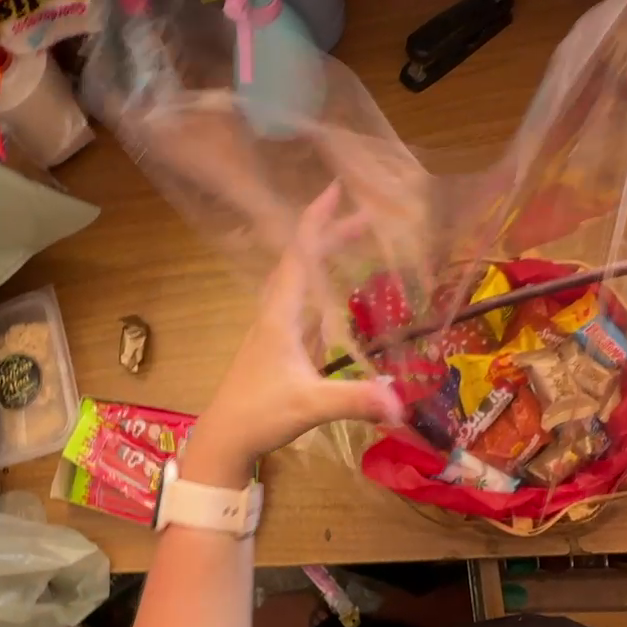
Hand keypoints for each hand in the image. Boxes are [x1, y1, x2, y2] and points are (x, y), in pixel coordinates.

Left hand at [182, 185, 404, 488]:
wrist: (224, 437)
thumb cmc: (259, 414)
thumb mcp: (310, 405)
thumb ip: (355, 400)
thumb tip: (402, 402)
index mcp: (279, 315)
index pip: (299, 255)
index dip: (317, 220)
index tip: (337, 189)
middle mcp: (274, 314)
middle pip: (300, 260)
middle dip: (330, 233)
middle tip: (365, 214)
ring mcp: (272, 330)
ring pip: (296, 280)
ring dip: (321, 257)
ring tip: (351, 239)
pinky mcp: (275, 347)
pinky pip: (298, 303)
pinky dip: (317, 286)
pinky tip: (331, 293)